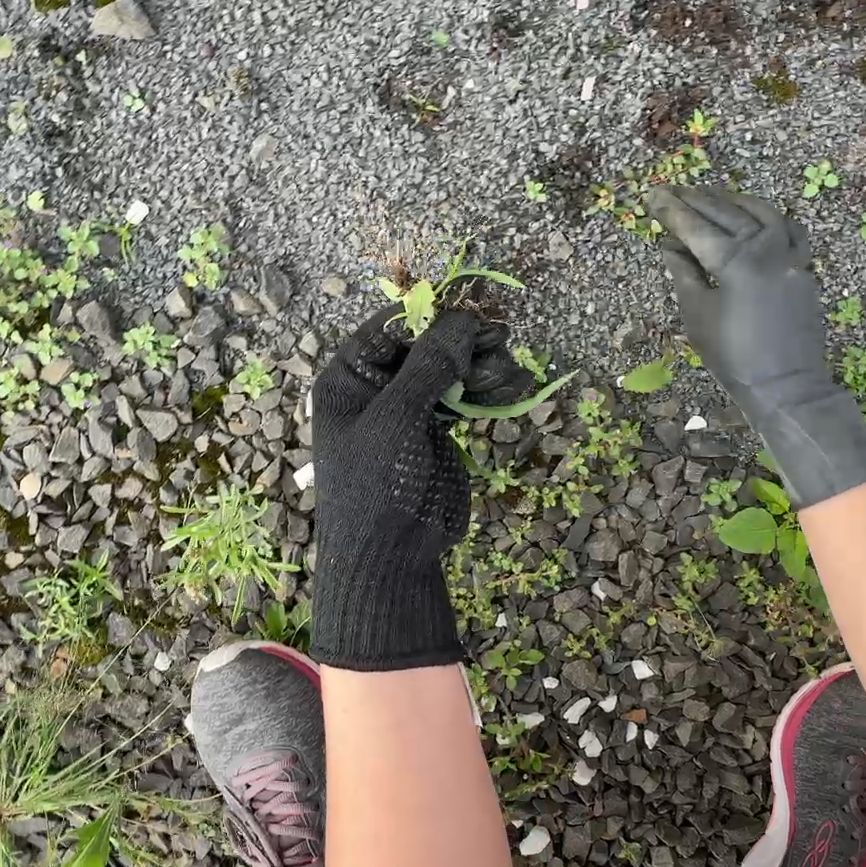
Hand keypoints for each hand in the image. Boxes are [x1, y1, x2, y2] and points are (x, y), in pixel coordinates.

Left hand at [309, 307, 509, 669]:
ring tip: (510, 369)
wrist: (389, 556)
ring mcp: (409, 407)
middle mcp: (378, 386)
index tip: (471, 311)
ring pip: (451, 368)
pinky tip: (515, 385)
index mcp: (350, 377)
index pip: (390, 328)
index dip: (430, 316)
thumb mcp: (397, 419)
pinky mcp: (436, 428)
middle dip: (463, 341)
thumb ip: (429, 366)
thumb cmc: (377, 483)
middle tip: (501, 336)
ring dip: (483, 364)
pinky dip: (488, 390)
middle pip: (426, 345)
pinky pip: (463, 396)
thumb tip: (461, 319)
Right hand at [648, 186, 865, 507]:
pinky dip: (770, 217)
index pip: (696, 226)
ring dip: (733, 200)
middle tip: (672, 190)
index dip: (672, 210)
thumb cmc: (731, 357)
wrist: (785, 385)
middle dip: (696, 199)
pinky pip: (790, 229)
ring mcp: (790, 256)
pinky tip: (757, 215)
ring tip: (710, 194)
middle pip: (726, 213)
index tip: (653, 194)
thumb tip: (670, 244)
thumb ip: (684, 274)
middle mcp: (765, 249)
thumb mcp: (696, 316)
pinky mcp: (803, 268)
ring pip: (761, 213)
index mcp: (734, 262)